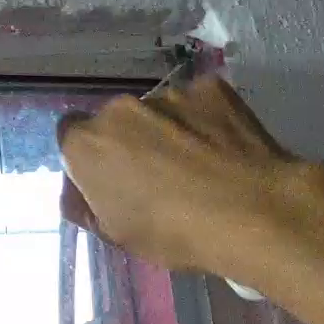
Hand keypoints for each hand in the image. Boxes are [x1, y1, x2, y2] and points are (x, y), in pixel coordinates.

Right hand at [58, 75, 323, 272]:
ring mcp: (168, 94)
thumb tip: (78, 191)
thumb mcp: (116, 235)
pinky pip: (198, 103)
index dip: (89, 159)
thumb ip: (85, 205)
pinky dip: (205, 122)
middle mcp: (120, 109)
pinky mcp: (211, 88)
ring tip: (199, 166)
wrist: (252, 212)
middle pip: (116, 121)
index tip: (110, 181)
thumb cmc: (173, 232)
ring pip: (158, 112)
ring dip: (168, 132)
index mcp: (87, 143)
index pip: (70, 136)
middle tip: (157, 177)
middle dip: (130, 143)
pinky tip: (224, 150)